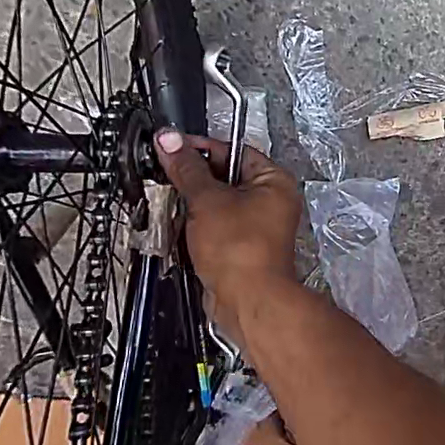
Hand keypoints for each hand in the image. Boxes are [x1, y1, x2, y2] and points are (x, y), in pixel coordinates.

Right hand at [151, 128, 302, 316]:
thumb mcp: (206, 200)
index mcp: (273, 181)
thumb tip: (171, 142)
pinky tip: (184, 236)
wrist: (246, 302)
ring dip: (193, 210)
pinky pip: (212, 231)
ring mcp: (254, 229)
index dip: (201, 148)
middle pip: (222, 179)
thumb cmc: (243, 253)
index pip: (233, 150)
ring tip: (179, 214)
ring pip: (214, 207)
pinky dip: (196, 232)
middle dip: (194, 184)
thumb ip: (186, 169)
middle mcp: (269, 203)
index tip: (173, 147)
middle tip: (171, 181)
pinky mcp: (239, 250)